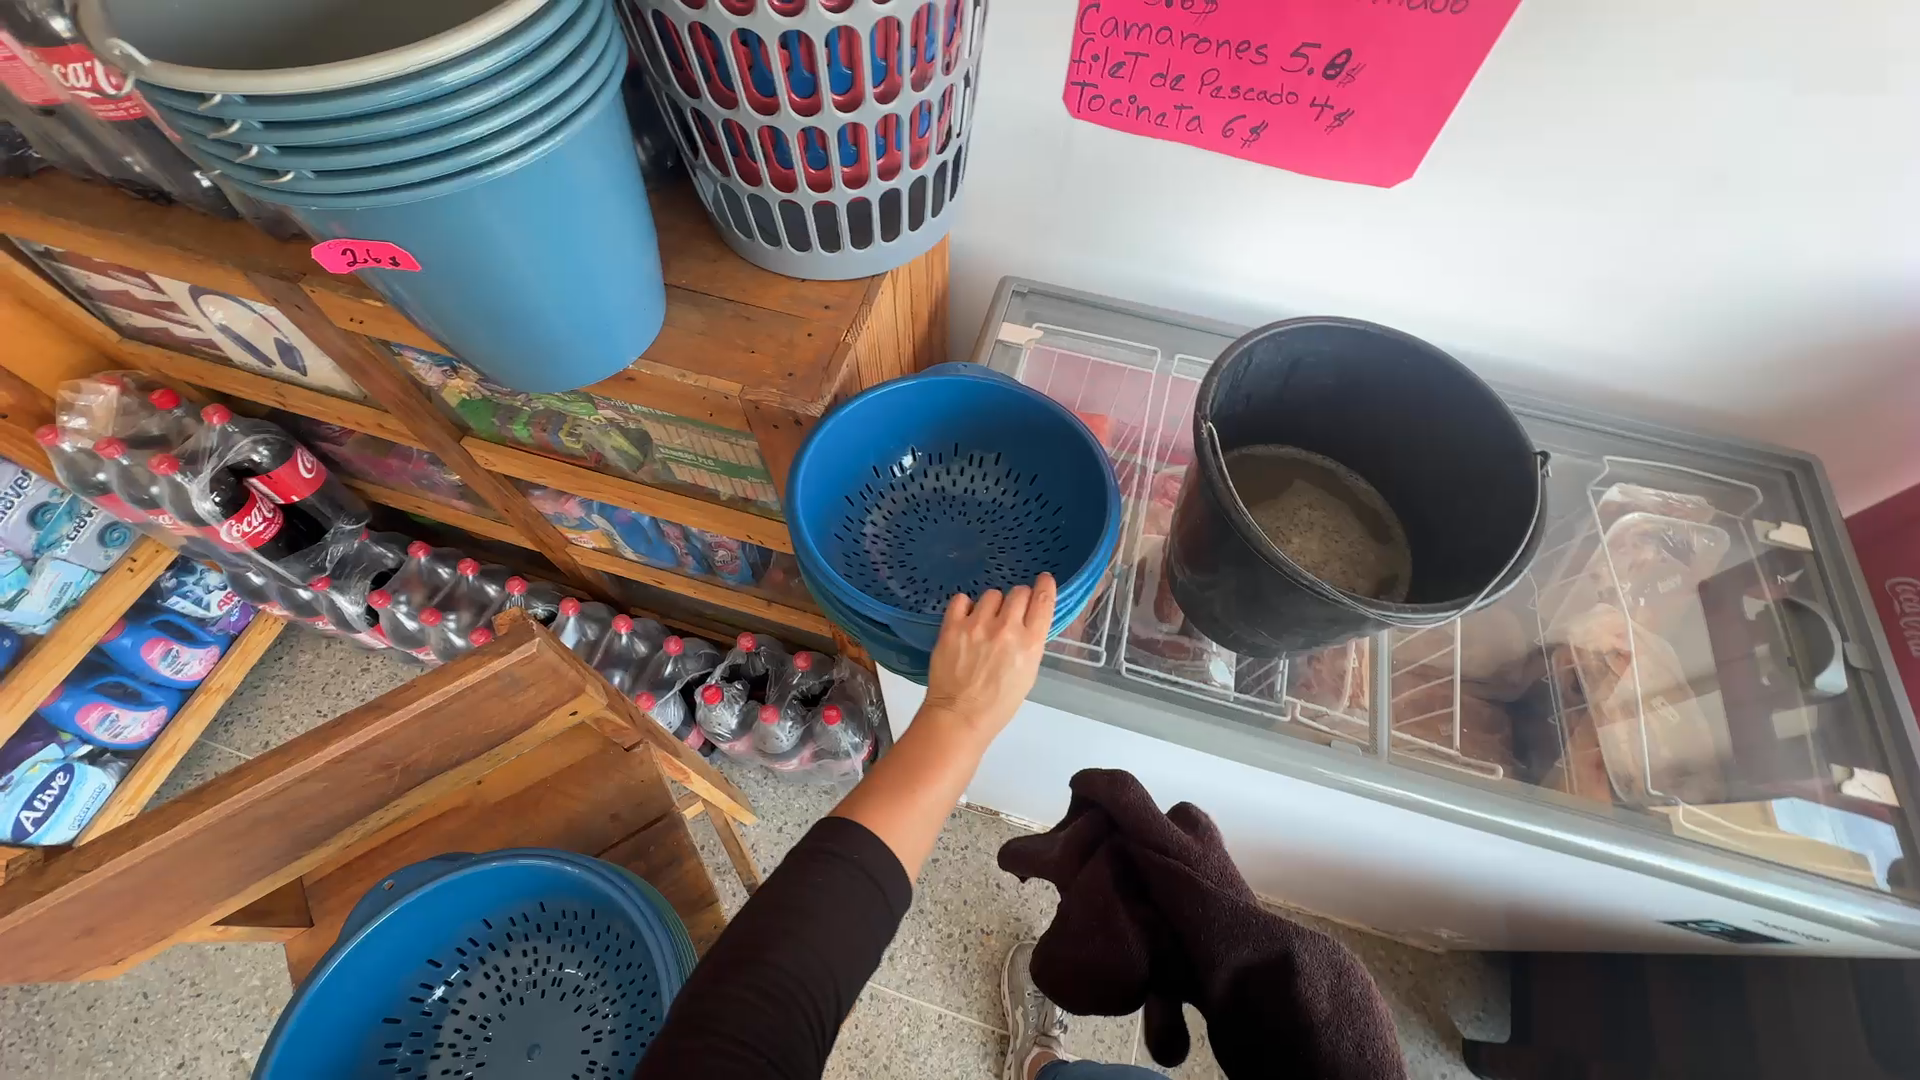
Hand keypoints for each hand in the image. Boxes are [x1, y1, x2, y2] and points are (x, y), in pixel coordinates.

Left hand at [921, 573, 1056, 741]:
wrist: (960, 716)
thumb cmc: (998, 703)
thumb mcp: (1028, 674)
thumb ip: (1030, 643)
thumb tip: (1027, 621)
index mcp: (1030, 644)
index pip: (1043, 601)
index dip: (1045, 586)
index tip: (1044, 580)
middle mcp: (1006, 629)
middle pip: (1018, 592)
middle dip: (1017, 600)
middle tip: (1009, 614)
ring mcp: (977, 625)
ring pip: (991, 595)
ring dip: (991, 606)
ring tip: (984, 624)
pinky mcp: (952, 627)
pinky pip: (961, 600)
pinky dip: (965, 607)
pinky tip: (966, 620)